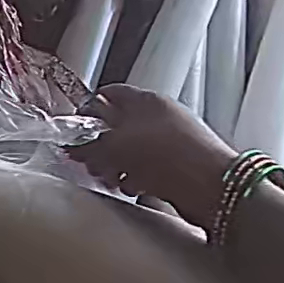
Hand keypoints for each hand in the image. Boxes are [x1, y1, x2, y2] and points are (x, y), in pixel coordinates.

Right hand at [68, 84, 236, 201]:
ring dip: (115, 165)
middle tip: (90, 162)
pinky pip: (146, 166)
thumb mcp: (115, 148)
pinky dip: (134, 176)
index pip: (108, 94)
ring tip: (110, 179)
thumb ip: (89, 146)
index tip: (74, 130)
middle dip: (99, 146)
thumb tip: (72, 148)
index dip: (87, 110)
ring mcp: (171, 140)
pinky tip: (131, 187)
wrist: (211, 187)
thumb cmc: (163, 156)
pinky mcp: (178, 164)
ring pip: (130, 149)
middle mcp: (159, 115)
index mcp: (145, 100)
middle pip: (117, 126)